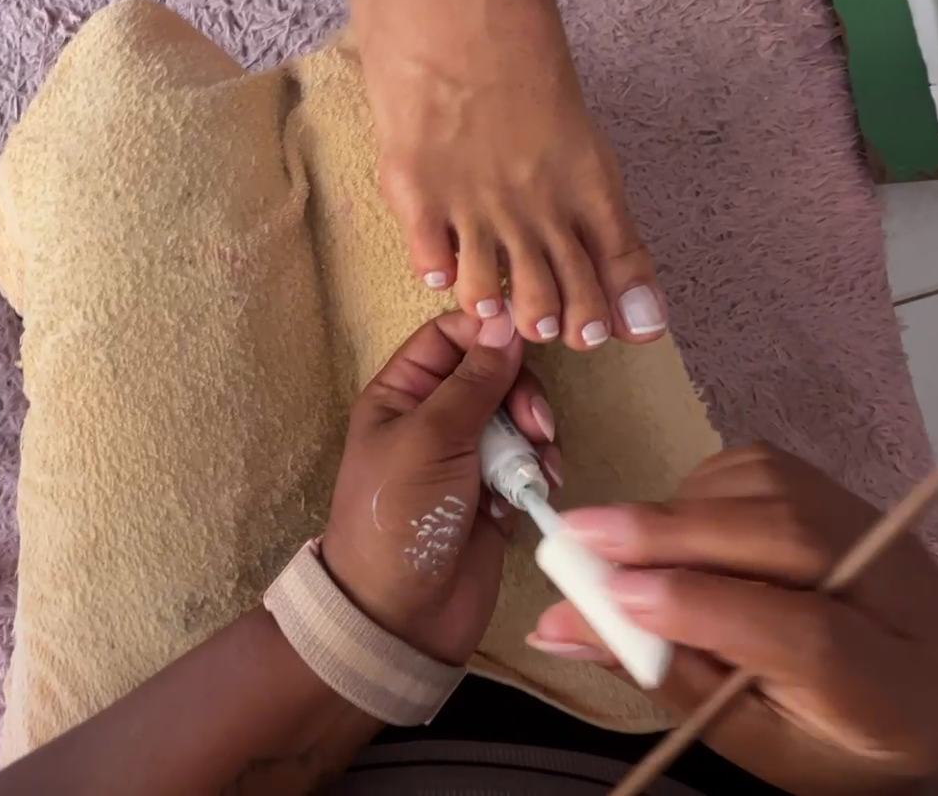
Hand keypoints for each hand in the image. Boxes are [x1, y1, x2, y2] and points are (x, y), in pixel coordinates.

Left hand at [321, 307, 561, 664]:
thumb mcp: (430, 438)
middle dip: (520, 394)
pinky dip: (538, 469)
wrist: (403, 615)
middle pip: (493, 373)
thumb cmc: (400, 515)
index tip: (528, 342)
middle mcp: (435, 415)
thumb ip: (473, 381)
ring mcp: (467, 453)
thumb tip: (504, 322)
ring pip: (517, 416)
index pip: (449, 336)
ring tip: (536, 465)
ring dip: (534, 435)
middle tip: (534, 426)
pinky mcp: (495, 489)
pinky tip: (538, 489)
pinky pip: (529, 459)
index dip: (488, 332)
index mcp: (402, 392)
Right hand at [349, 0, 669, 352]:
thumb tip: (529, 151)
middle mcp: (533, 190)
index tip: (630, 328)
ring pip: (496, 278)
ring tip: (507, 322)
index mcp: (580, 157)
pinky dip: (437, 269)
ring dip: (505, 304)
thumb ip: (551, 128)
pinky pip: (430, 252)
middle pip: (558, 275)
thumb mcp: (554, 72)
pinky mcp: (414, 182)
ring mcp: (472, 192)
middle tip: (562, 334)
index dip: (623, 294)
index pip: (614, 246)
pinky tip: (438, 276)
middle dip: (568, 313)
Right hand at [529, 446, 937, 795]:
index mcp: (904, 694)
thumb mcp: (738, 732)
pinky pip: (757, 467)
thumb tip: (554, 625)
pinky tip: (684, 526)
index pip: (807, 636)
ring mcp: (884, 533)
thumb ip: (657, 671)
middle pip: (790, 537)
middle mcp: (915, 598)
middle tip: (582, 532)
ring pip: (768, 488)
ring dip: (680, 509)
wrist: (900, 703)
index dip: (702, 605)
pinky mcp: (844, 493)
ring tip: (629, 542)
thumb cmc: (816, 737)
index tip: (612, 593)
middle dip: (674, 531)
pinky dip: (700, 490)